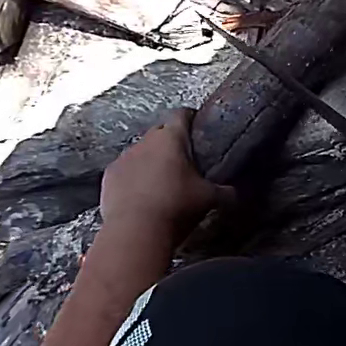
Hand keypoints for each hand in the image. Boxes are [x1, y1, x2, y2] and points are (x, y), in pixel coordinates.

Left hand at [99, 109, 234, 243]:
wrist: (134, 231)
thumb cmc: (176, 206)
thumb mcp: (209, 199)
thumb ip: (225, 192)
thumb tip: (236, 194)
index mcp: (171, 138)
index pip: (182, 114)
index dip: (190, 118)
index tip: (197, 126)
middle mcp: (145, 141)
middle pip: (159, 132)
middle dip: (170, 142)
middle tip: (183, 160)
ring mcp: (123, 158)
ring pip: (140, 152)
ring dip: (150, 161)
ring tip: (160, 182)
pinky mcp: (108, 176)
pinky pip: (124, 170)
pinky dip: (132, 178)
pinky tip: (140, 196)